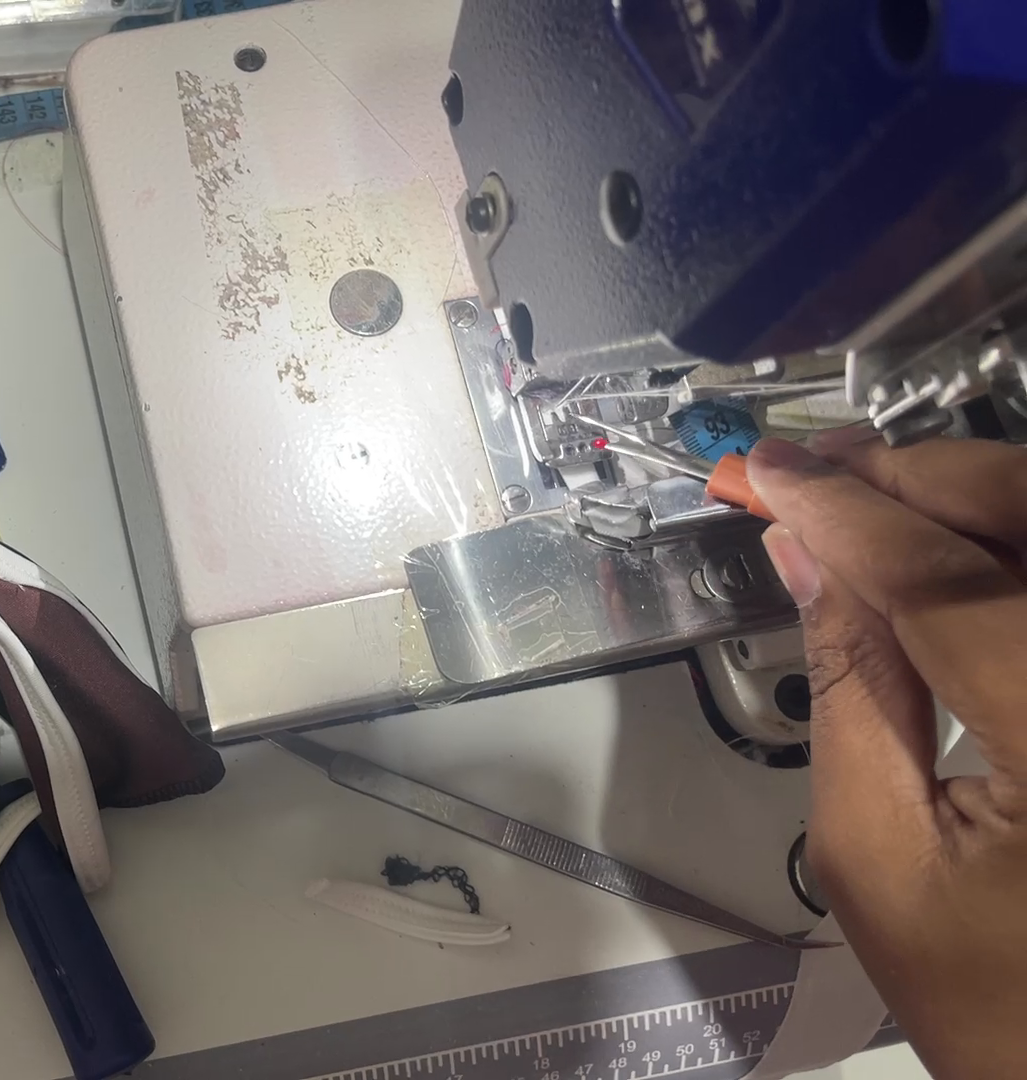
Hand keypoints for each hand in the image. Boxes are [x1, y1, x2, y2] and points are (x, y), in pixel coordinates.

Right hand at [747, 433, 1026, 1079]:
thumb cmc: (986, 991)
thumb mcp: (872, 843)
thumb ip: (845, 688)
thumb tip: (803, 560)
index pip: (950, 588)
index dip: (843, 513)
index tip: (763, 468)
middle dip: (917, 474)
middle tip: (811, 462)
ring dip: (967, 492)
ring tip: (863, 484)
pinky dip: (1005, 542)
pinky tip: (945, 533)